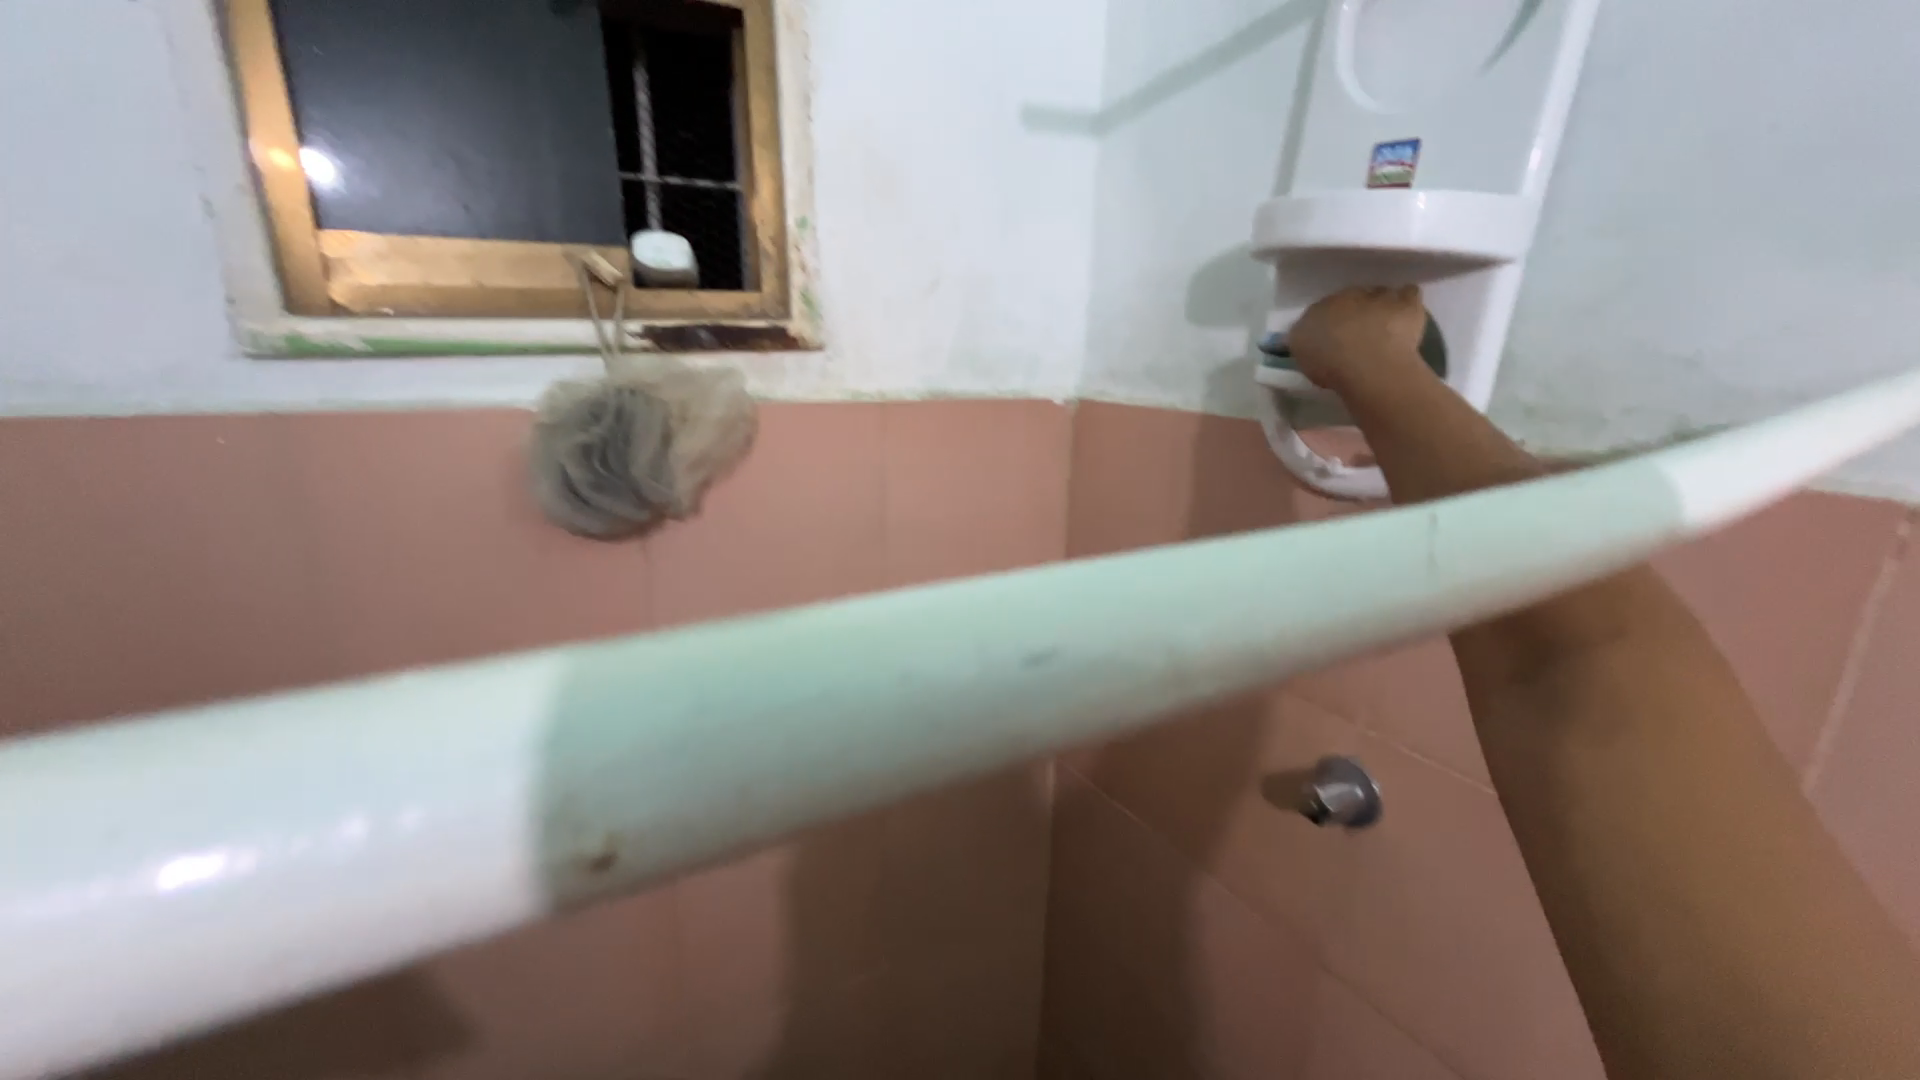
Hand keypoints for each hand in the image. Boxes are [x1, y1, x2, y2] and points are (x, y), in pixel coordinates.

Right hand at [1287, 285, 1429, 393]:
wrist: (1368, 364)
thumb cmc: (1329, 361)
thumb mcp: (1301, 353)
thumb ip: (1303, 339)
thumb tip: (1306, 333)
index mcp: (1318, 308)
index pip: (1321, 310)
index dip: (1327, 323)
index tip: (1330, 339)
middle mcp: (1348, 295)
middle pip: (1350, 300)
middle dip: (1353, 313)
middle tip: (1355, 335)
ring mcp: (1379, 297)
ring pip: (1378, 293)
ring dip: (1379, 305)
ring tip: (1382, 326)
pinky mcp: (1408, 304)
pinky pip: (1408, 294)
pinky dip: (1406, 301)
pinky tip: (1405, 314)